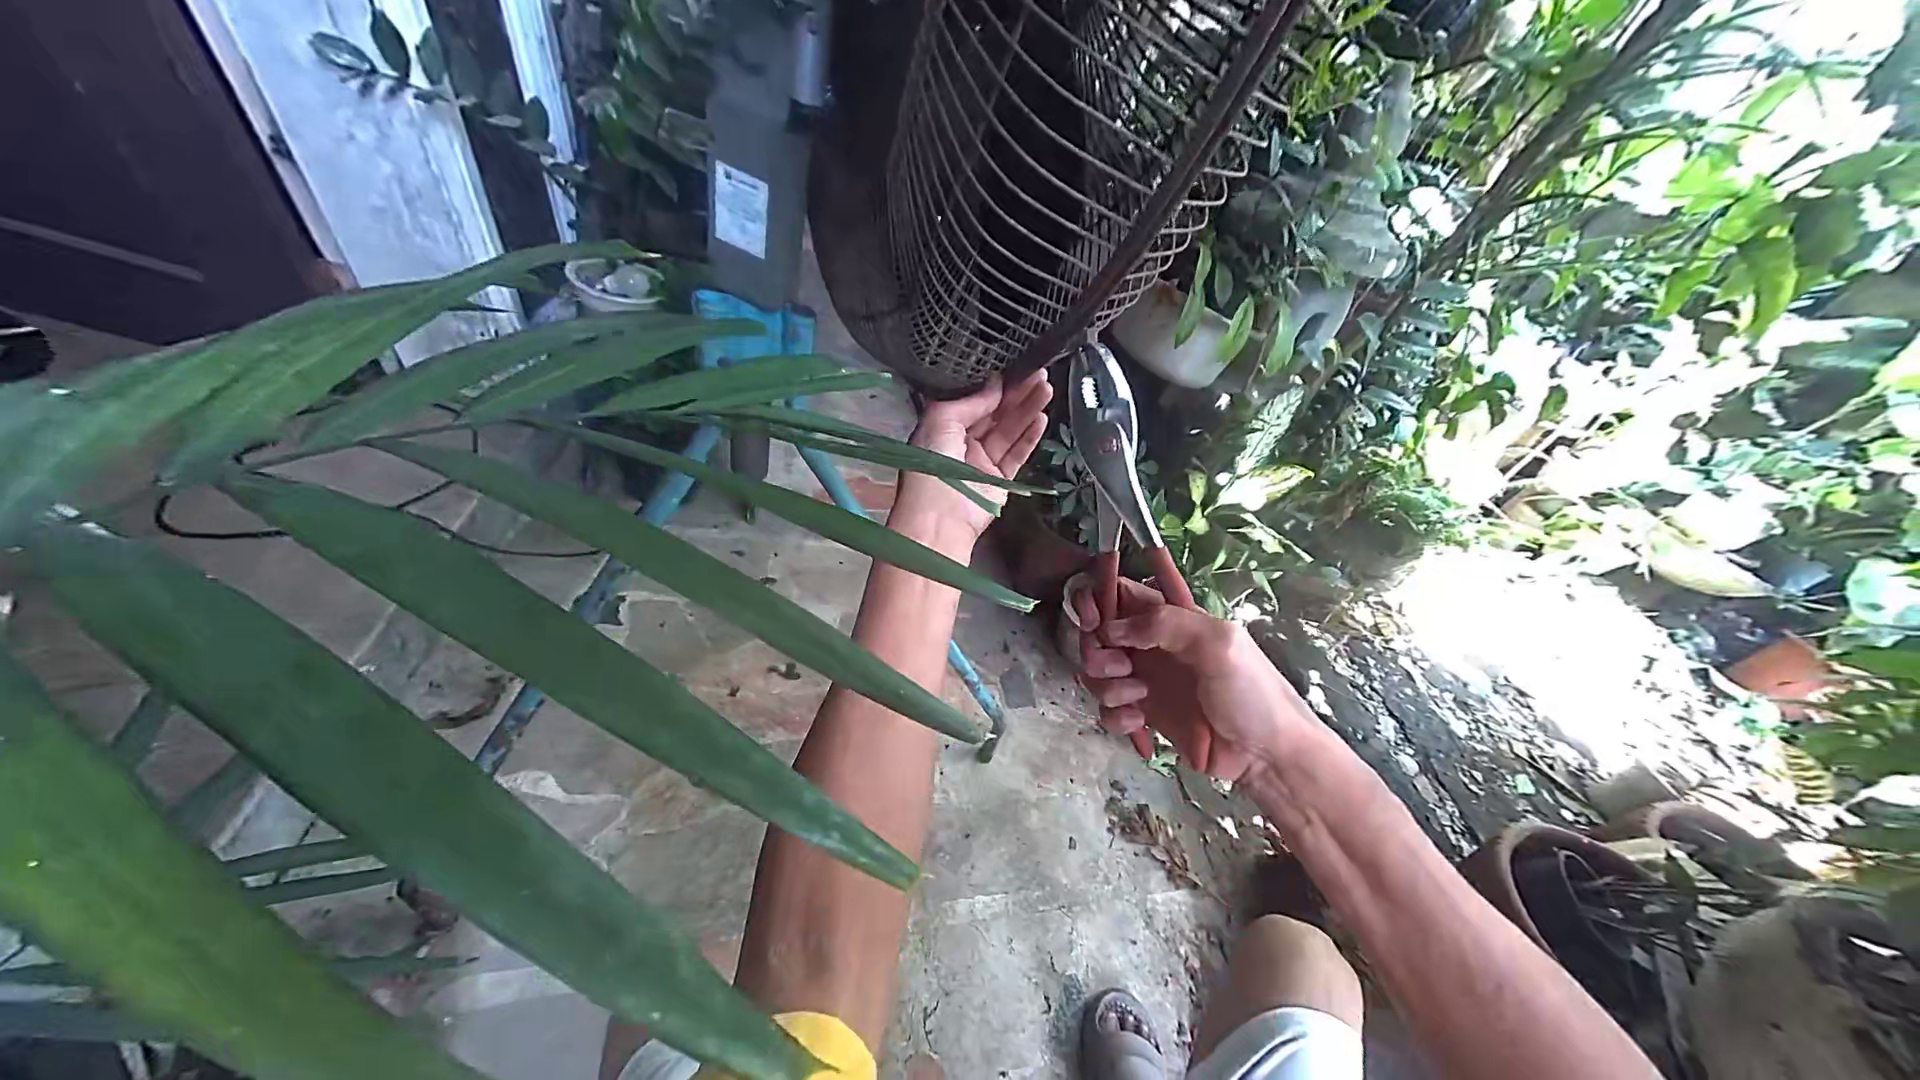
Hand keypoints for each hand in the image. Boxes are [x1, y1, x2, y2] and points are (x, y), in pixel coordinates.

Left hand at [893, 370, 1051, 541]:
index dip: (994, 388)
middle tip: (1039, 375)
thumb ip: (970, 400)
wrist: (939, 516)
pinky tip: (1042, 418)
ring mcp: (981, 463)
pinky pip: (1016, 455)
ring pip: (1009, 431)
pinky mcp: (999, 481)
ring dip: (1028, 410)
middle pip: (995, 415)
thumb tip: (994, 384)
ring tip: (1047, 389)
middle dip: (1017, 395)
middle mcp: (962, 444)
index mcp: (943, 429)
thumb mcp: (940, 419)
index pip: (973, 403)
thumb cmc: (930, 465)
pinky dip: (1029, 437)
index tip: (1015, 370)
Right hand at [1073, 578, 1315, 782]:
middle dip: (1096, 650)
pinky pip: (1108, 709)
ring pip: (1097, 672)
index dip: (1096, 600)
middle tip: (1119, 667)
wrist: (1266, 757)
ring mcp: (1145, 680)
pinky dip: (1116, 716)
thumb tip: (1111, 628)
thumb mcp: (1217, 643)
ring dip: (1106, 685)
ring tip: (1137, 697)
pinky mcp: (1142, 714)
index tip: (1094, 622)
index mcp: (1171, 617)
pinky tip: (1140, 723)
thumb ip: (1164, 622)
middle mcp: (1151, 645)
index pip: (1119, 592)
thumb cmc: (1252, 694)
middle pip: (1098, 634)